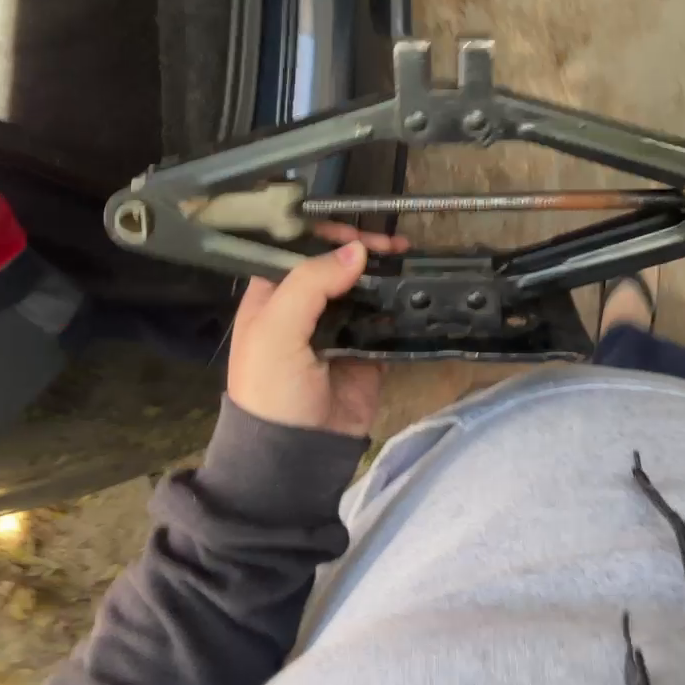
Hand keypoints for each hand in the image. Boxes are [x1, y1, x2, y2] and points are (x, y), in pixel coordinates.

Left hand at [227, 226, 407, 437]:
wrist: (296, 457)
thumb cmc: (271, 387)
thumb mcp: (277, 330)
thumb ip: (311, 282)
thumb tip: (357, 249)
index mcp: (272, 295)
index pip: (298, 248)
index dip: (325, 231)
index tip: (356, 228)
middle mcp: (303, 305)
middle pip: (335, 262)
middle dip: (362, 247)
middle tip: (390, 245)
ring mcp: (337, 327)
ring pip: (363, 286)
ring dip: (383, 269)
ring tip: (406, 256)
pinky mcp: (365, 349)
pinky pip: (385, 317)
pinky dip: (399, 301)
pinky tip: (413, 286)